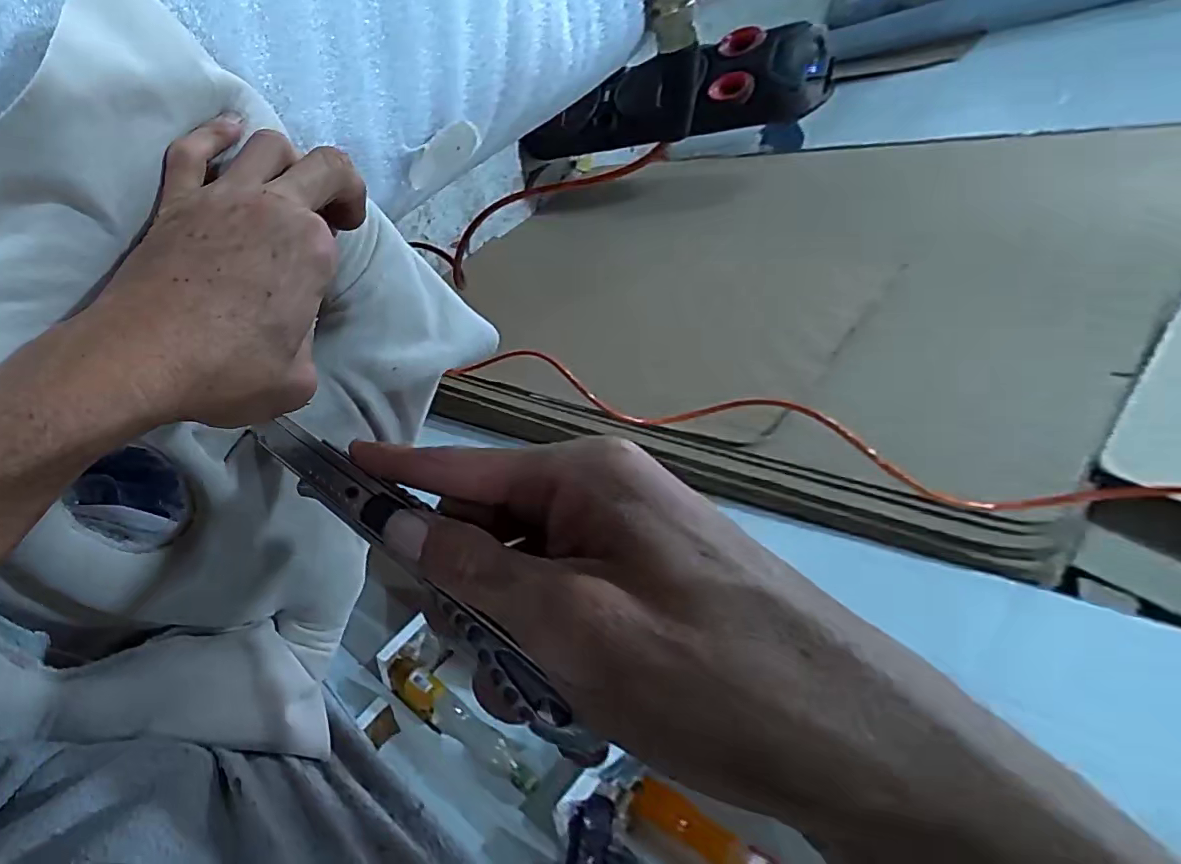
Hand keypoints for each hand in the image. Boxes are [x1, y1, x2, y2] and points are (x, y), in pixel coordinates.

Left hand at [82, 115, 366, 428]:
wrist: (141, 359)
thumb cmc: (222, 374)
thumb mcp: (294, 383)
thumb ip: (306, 347)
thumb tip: (290, 330)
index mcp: (310, 249)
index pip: (335, 232)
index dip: (331, 252)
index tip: (315, 278)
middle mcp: (273, 209)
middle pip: (323, 166)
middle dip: (339, 185)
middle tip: (332, 214)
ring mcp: (221, 198)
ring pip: (265, 143)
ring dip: (285, 156)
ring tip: (283, 181)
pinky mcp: (176, 201)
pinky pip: (193, 150)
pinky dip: (213, 134)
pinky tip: (227, 131)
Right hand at [348, 439, 1175, 863]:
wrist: (888, 764)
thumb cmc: (714, 678)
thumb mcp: (574, 627)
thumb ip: (475, 569)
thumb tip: (397, 522)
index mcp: (585, 477)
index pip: (463, 467)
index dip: (395, 471)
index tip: (338, 462)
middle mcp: (603, 492)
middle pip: (489, 524)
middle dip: (460, 581)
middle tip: (451, 642)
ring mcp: (629, 536)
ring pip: (522, 568)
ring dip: (503, 623)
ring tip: (515, 689)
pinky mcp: (649, 580)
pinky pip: (563, 593)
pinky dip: (542, 636)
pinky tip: (552, 688)